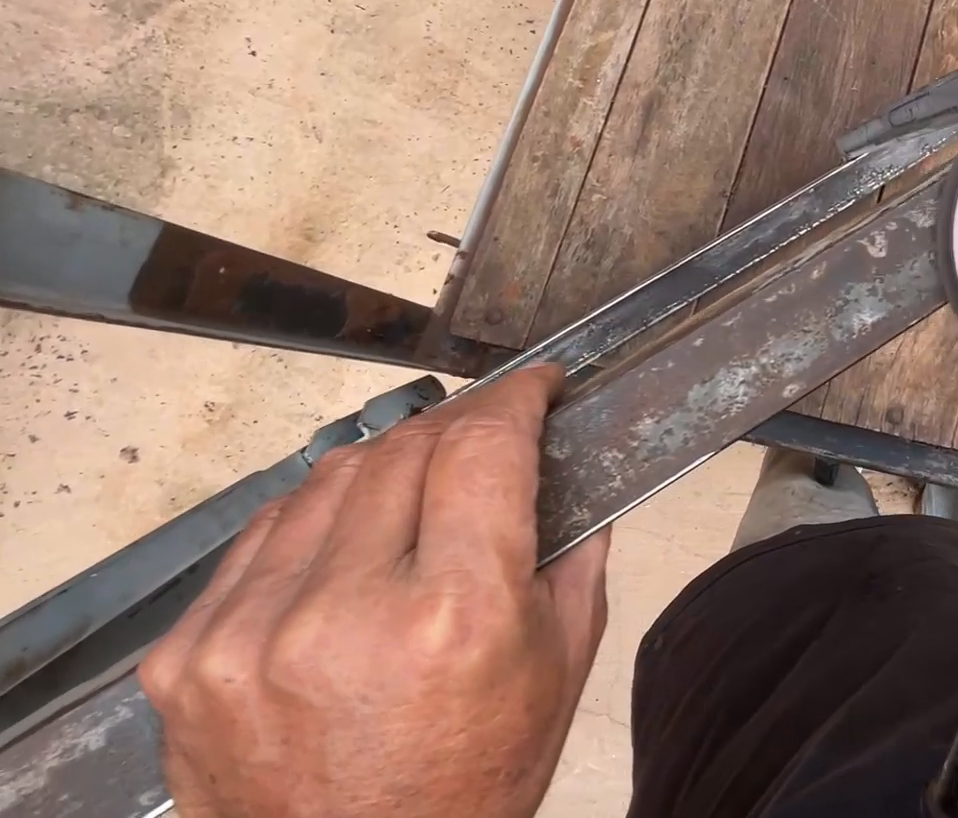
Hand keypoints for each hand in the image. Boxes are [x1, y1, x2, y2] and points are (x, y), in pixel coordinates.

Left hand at [140, 365, 608, 817]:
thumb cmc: (487, 764)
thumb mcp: (567, 652)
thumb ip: (576, 546)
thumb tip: (564, 465)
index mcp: (458, 611)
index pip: (484, 448)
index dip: (518, 396)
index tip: (541, 384)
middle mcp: (346, 609)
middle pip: (410, 446)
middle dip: (467, 418)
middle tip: (499, 425)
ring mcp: (250, 629)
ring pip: (337, 472)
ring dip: (401, 453)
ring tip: (435, 469)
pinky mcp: (190, 652)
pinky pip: (273, 528)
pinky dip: (332, 503)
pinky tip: (365, 521)